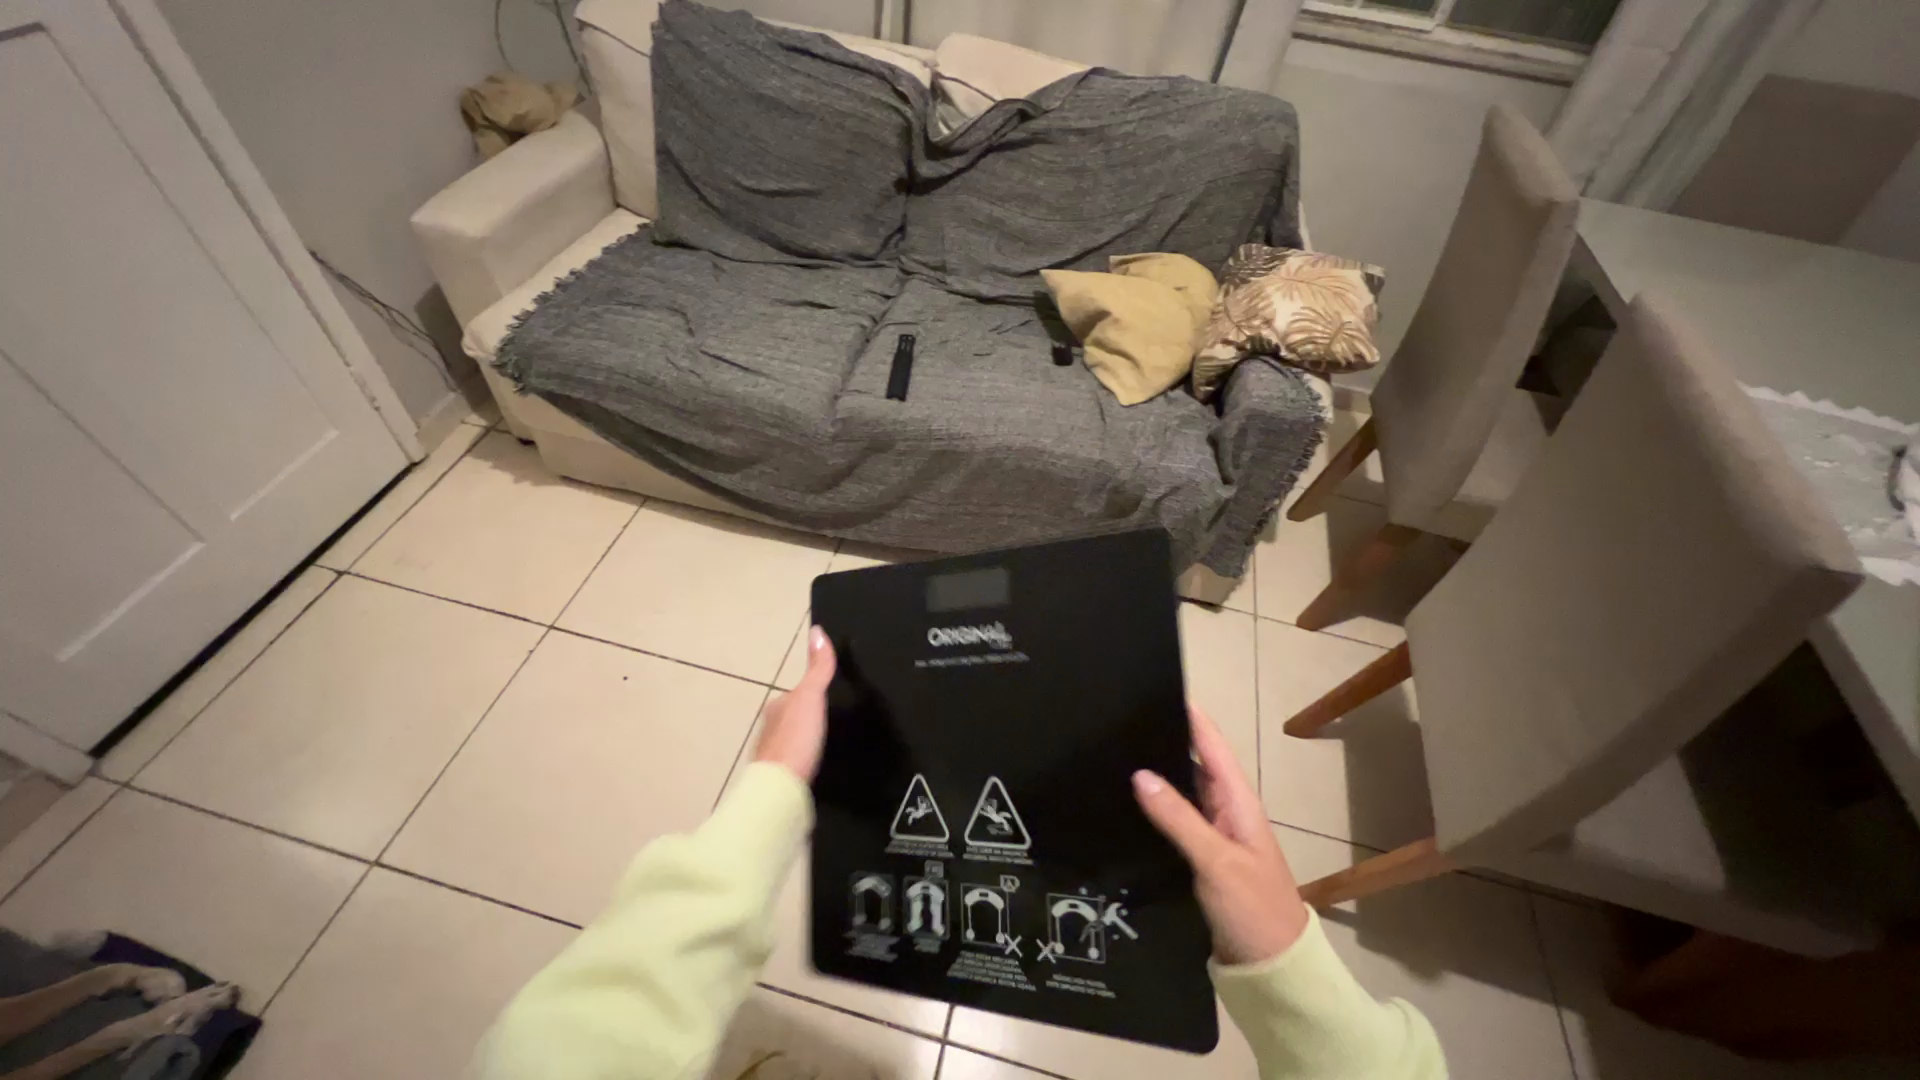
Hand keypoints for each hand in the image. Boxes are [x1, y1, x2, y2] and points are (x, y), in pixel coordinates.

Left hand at [754, 626, 834, 781]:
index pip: (797, 693)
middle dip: (812, 719)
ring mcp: (774, 754)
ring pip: (795, 740)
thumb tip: (817, 630)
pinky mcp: (782, 777)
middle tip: (838, 722)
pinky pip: (798, 761)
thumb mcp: (811, 696)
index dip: (815, 693)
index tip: (834, 698)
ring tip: (832, 743)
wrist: (781, 788)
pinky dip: (808, 760)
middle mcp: (771, 728)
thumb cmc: (795, 739)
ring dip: (809, 741)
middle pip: (795, 717)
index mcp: (777, 707)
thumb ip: (817, 668)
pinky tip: (820, 764)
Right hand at [1133, 704, 1309, 965]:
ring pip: (1179, 791)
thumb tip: (1139, 772)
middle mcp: (1224, 809)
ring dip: (1154, 774)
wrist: (1274, 970)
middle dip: (1162, 739)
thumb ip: (1178, 817)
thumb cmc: (1254, 908)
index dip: (1189, 714)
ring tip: (1111, 754)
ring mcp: (1212, 834)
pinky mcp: (1198, 857)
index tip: (1156, 687)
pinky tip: (1123, 804)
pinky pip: (1172, 821)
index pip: (1211, 743)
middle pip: (1192, 762)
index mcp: (1238, 801)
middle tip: (1117, 721)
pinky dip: (1152, 808)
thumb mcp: (1216, 861)